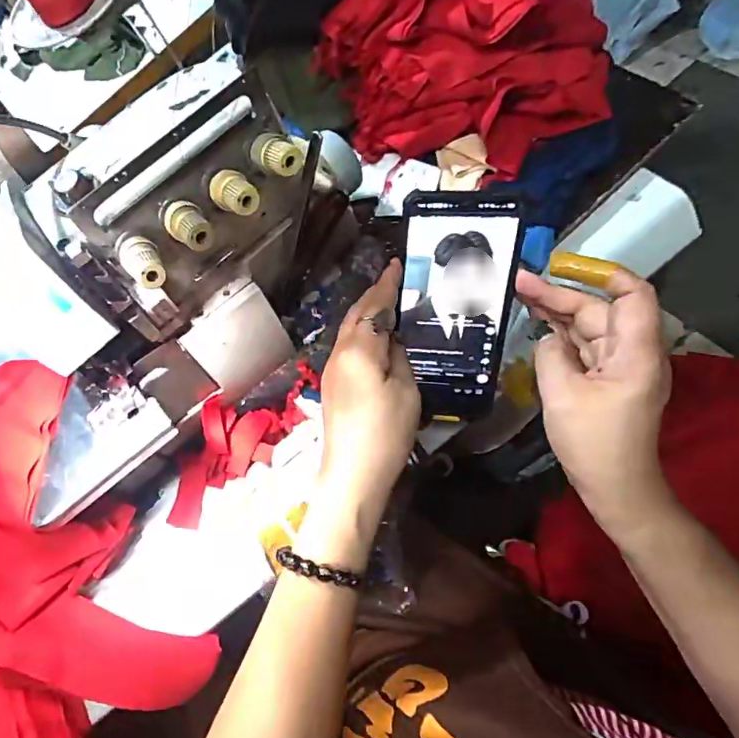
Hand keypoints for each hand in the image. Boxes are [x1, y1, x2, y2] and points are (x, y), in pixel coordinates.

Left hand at [317, 261, 420, 513]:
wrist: (352, 472)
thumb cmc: (384, 431)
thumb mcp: (406, 389)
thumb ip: (399, 356)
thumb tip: (392, 340)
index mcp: (358, 349)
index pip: (373, 308)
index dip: (386, 285)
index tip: (397, 265)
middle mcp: (339, 354)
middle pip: (356, 316)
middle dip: (374, 297)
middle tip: (395, 281)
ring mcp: (332, 371)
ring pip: (350, 332)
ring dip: (367, 315)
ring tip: (389, 305)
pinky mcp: (333, 386)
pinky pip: (348, 348)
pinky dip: (363, 335)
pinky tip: (377, 339)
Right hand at [514, 268, 673, 528]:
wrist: (616, 486)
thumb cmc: (594, 442)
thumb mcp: (563, 395)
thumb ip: (552, 355)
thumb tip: (548, 337)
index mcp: (634, 351)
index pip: (633, 295)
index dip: (603, 275)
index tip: (563, 266)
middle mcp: (632, 353)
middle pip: (600, 310)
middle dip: (561, 294)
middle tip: (518, 281)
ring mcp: (619, 368)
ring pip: (589, 328)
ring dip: (557, 312)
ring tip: (520, 296)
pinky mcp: (606, 382)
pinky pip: (584, 348)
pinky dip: (560, 335)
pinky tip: (537, 326)